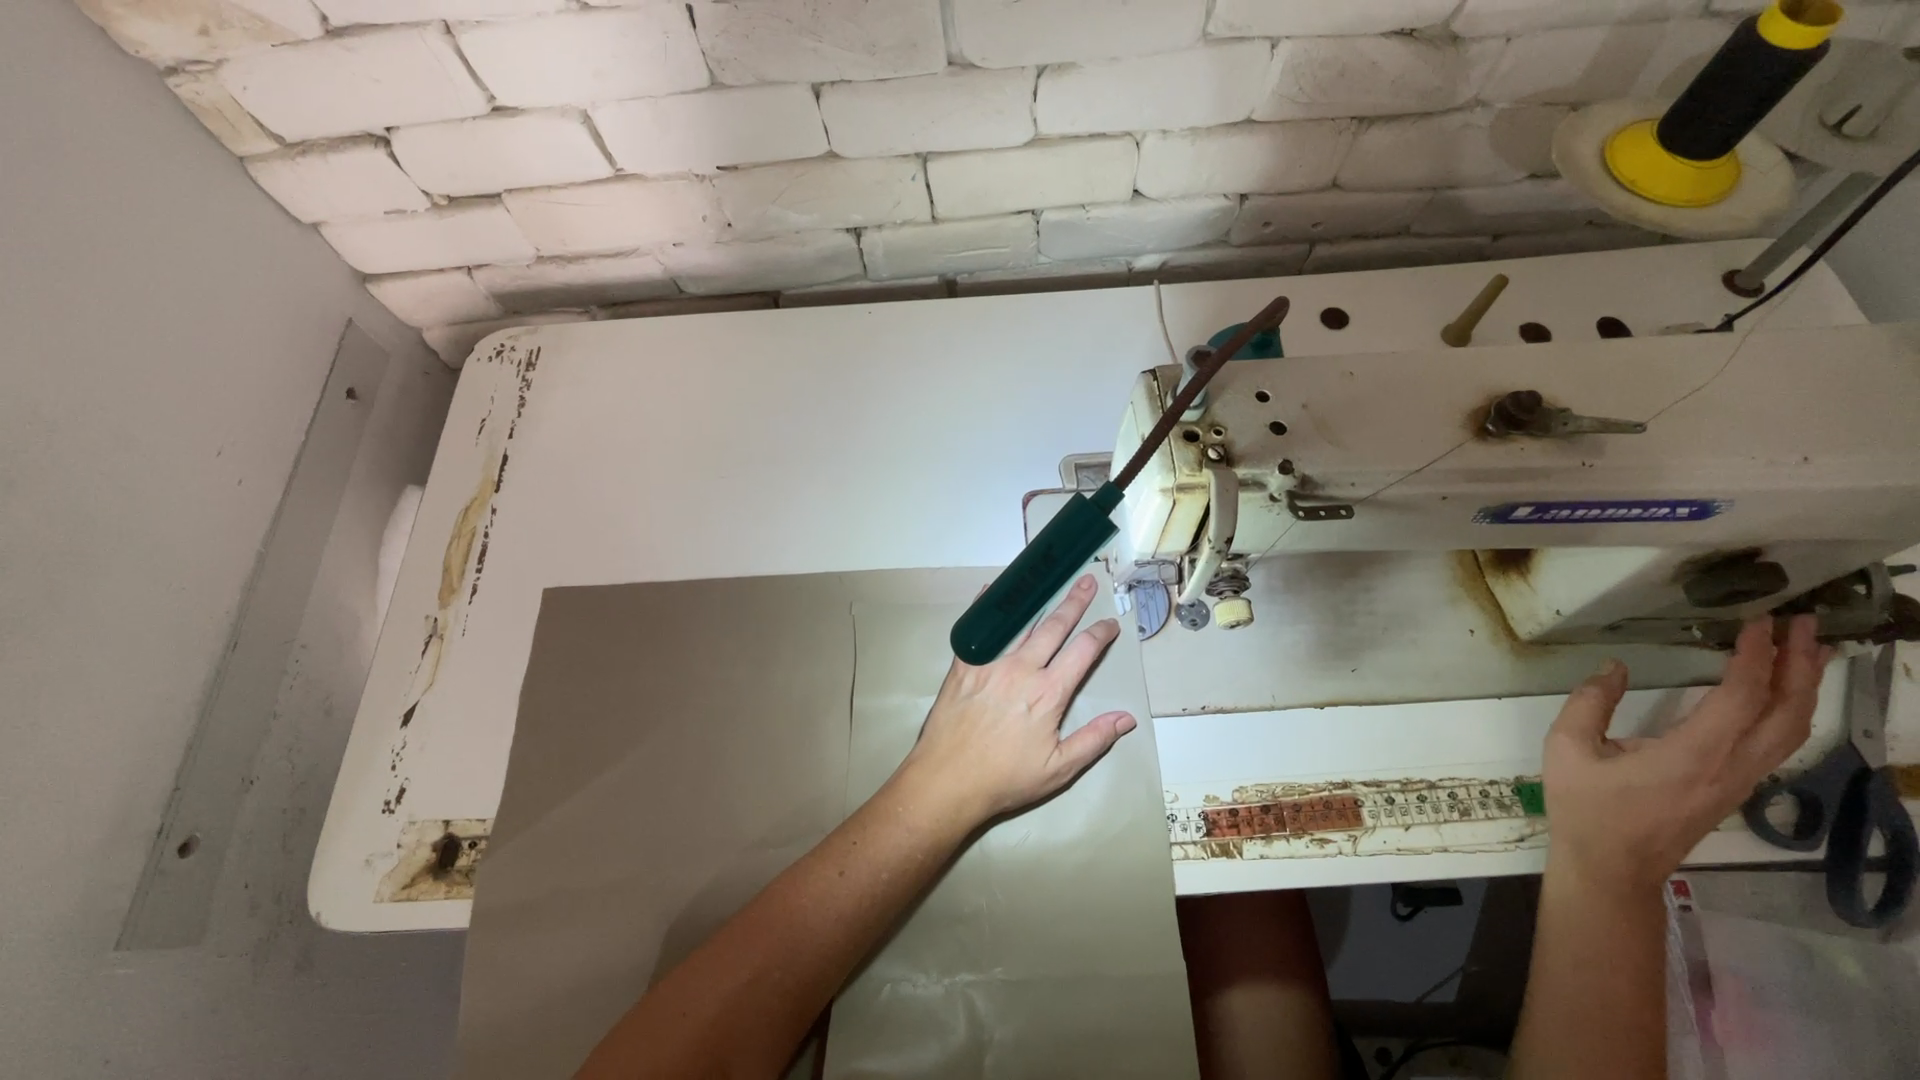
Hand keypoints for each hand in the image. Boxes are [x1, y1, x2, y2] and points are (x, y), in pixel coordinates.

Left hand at [897, 574, 1138, 825]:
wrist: (947, 781)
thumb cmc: (1005, 779)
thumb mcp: (1058, 769)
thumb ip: (1094, 740)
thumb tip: (1126, 719)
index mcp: (1048, 693)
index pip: (1083, 652)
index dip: (1101, 634)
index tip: (1111, 624)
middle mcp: (1021, 670)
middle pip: (1054, 627)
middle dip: (1073, 602)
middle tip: (1085, 582)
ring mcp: (989, 665)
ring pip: (1019, 623)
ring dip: (1038, 601)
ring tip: (1050, 581)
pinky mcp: (963, 668)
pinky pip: (977, 631)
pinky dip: (986, 609)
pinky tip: (993, 592)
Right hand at [1543, 615, 1828, 893]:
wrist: (1611, 867)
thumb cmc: (1586, 808)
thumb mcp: (1567, 749)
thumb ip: (1589, 703)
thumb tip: (1613, 668)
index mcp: (1693, 753)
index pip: (1741, 696)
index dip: (1755, 656)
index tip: (1758, 621)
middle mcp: (1731, 765)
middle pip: (1787, 711)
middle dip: (1801, 664)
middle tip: (1803, 623)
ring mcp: (1740, 780)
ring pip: (1793, 729)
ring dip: (1805, 687)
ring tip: (1808, 650)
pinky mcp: (1736, 787)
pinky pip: (1780, 743)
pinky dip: (1791, 710)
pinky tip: (1782, 695)